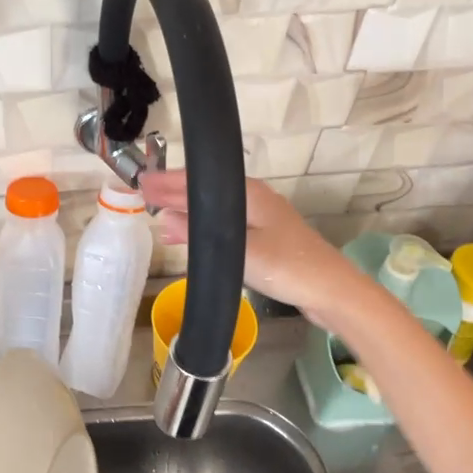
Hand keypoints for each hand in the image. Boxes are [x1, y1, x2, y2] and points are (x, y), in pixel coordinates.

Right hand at [140, 170, 355, 312]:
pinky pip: (224, 226)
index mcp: (248, 193)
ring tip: (157, 214)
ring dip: (187, 211)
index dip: (168, 182)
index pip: (199, 181)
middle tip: (142, 194)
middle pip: (206, 192)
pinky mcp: (265, 239)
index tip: (141, 182)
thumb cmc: (287, 267)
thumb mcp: (239, 251)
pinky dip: (203, 227)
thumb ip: (201, 236)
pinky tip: (189, 238)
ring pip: (215, 209)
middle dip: (174, 193)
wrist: (331, 291)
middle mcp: (253, 199)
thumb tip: (167, 221)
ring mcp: (261, 219)